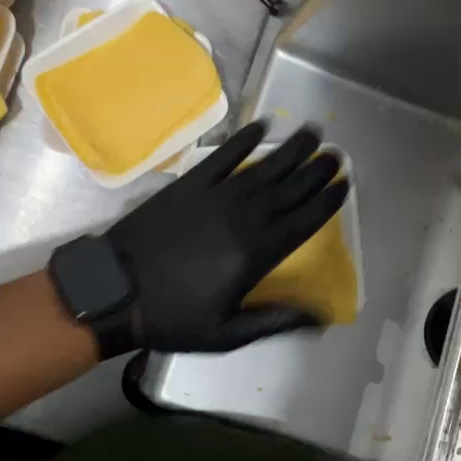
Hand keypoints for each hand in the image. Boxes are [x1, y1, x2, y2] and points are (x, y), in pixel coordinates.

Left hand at [103, 120, 347, 355]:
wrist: (116, 290)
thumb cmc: (172, 316)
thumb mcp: (226, 333)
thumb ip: (275, 321)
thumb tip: (320, 318)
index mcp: (256, 254)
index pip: (302, 222)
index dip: (326, 202)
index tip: (344, 185)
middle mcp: (243, 218)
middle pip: (289, 189)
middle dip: (316, 170)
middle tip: (336, 154)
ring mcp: (216, 197)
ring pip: (263, 167)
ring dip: (289, 150)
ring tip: (311, 132)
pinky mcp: (189, 184)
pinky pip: (222, 156)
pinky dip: (242, 140)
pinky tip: (260, 126)